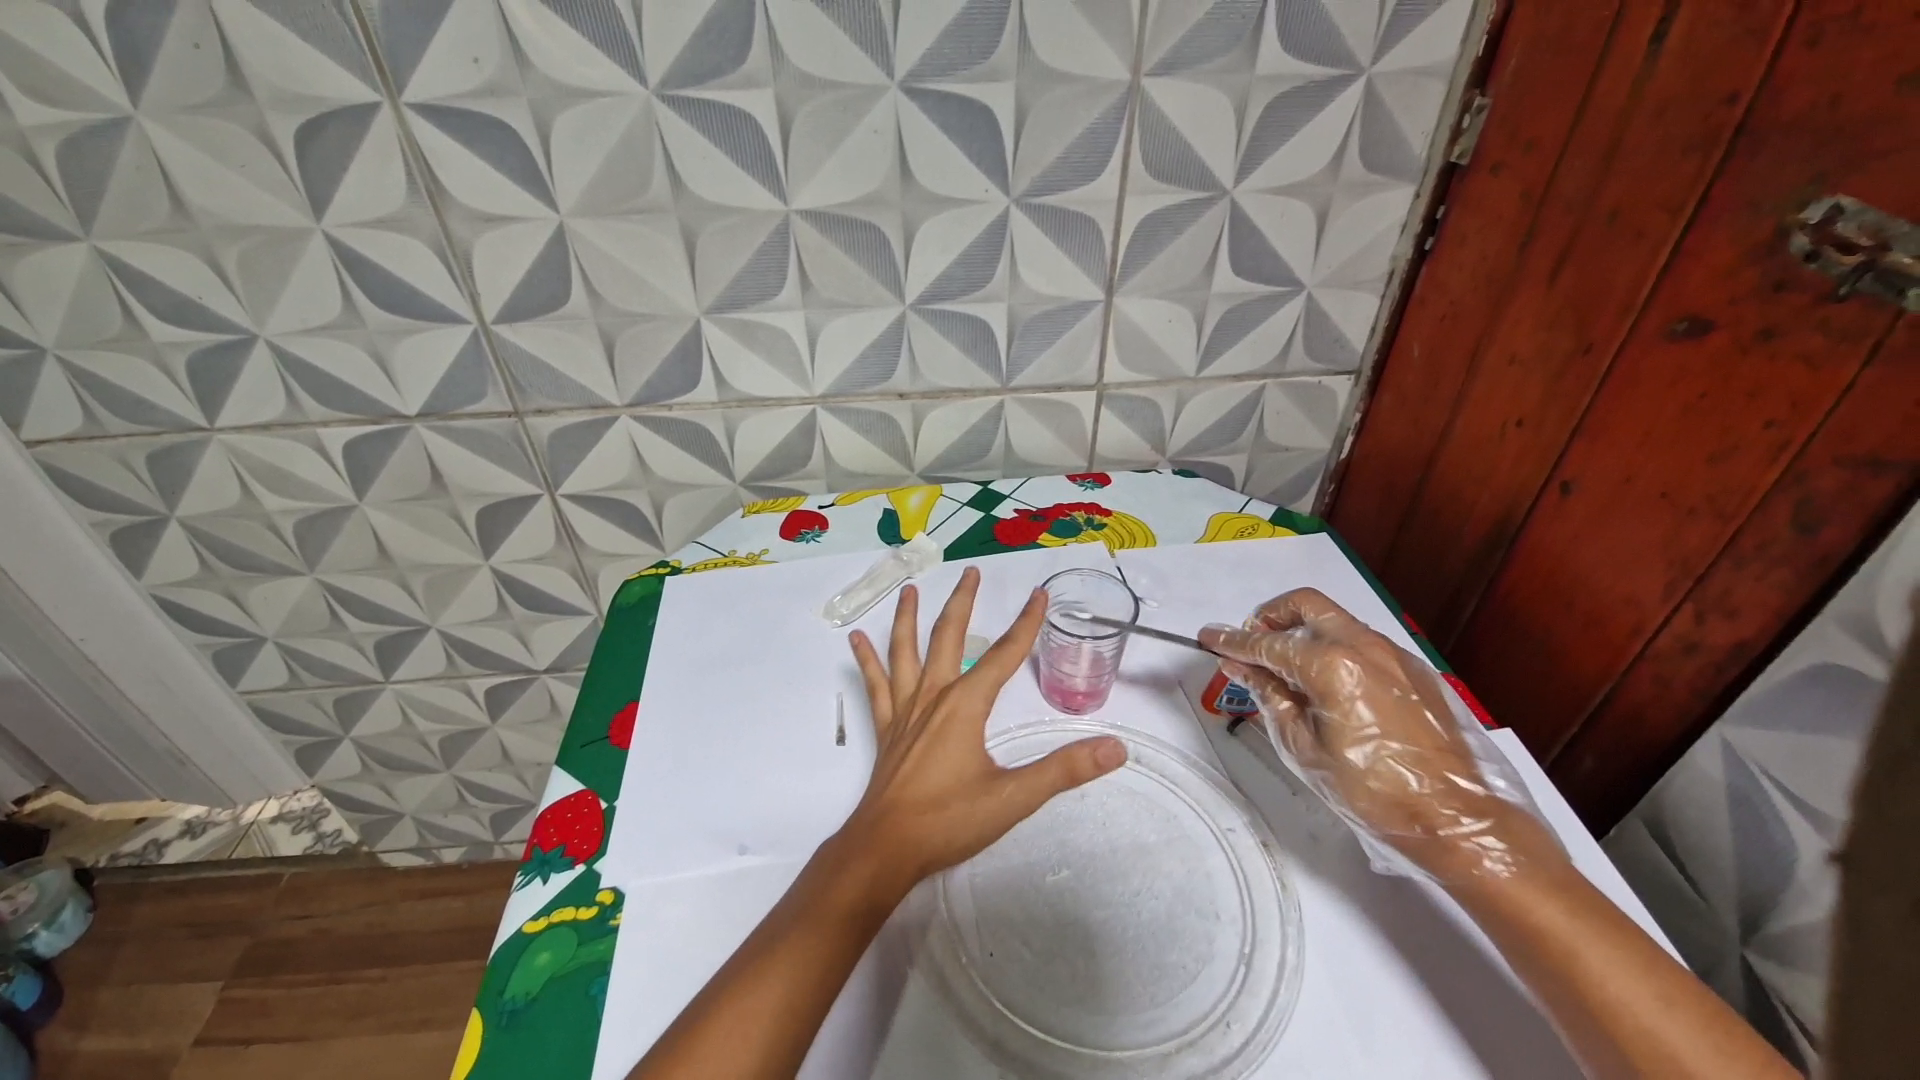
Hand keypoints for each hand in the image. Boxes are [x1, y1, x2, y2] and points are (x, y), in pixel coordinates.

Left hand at [832, 567, 1127, 898]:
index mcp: (965, 705)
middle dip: (963, 603)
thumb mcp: (1014, 797)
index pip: (1003, 656)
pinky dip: (866, 660)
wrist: (886, 847)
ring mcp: (905, 712)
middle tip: (972, 572)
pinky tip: (855, 639)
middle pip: (948, 637)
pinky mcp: (887, 731)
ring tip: (910, 589)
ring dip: (909, 619)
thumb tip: (1115, 748)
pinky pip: (876, 686)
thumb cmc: (949, 820)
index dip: (1025, 624)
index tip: (1040, 595)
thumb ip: (1064, 770)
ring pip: (905, 652)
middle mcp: (933, 697)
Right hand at [1200, 588, 1557, 881]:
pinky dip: (1334, 649)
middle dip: (1271, 616)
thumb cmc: (1370, 790)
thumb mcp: (1304, 748)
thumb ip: (1271, 697)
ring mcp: (1394, 655)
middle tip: (1253, 645)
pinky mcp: (1414, 671)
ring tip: (1288, 672)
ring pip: (1337, 621)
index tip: (1208, 637)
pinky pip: (1363, 644)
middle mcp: (1364, 646)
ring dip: (1304, 632)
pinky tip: (1329, 690)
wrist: (1454, 816)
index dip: (1233, 640)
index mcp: (1332, 665)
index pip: (1269, 643)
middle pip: (1306, 605)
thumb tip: (1243, 667)